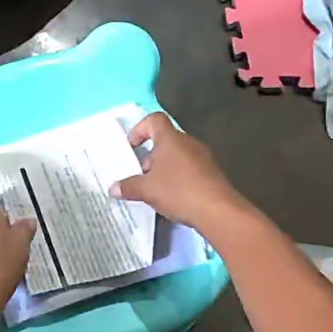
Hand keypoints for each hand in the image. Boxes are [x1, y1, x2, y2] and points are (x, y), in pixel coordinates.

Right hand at [109, 114, 250, 230]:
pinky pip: (189, 169)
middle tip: (141, 176)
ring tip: (155, 190)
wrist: (219, 211)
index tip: (132, 147)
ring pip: (177, 156)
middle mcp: (188, 143)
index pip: (154, 120)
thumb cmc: (179, 191)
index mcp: (170, 139)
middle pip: (165, 140)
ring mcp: (203, 158)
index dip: (140, 129)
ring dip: (164, 169)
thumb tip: (113, 188)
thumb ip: (128, 186)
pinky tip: (173, 198)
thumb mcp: (146, 190)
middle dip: (150, 157)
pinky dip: (178, 178)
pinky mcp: (212, 174)